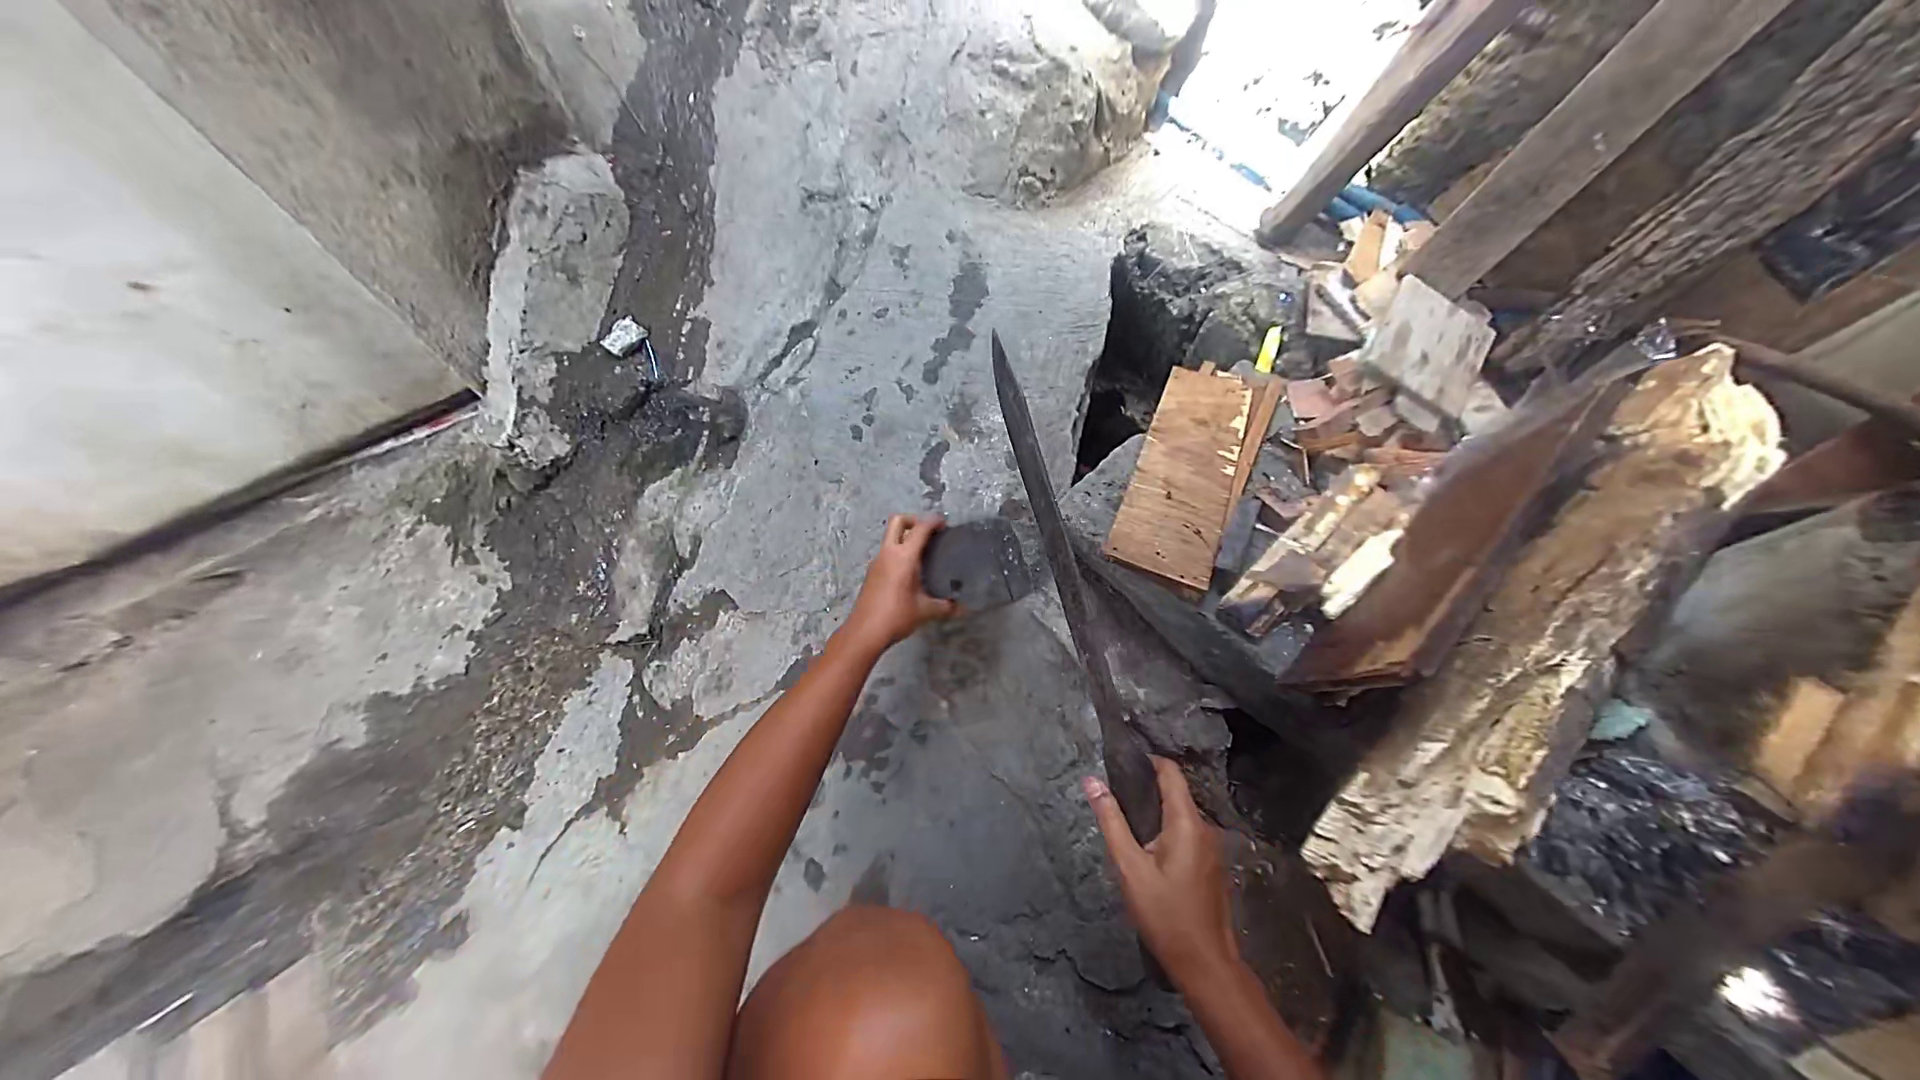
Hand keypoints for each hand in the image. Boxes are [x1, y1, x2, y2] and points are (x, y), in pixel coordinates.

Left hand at [841, 514, 957, 653]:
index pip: (920, 529)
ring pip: (890, 537)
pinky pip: (887, 552)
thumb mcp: (926, 611)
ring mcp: (877, 561)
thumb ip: (946, 606)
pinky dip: (899, 551)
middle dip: (914, 520)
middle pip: (898, 521)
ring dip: (906, 537)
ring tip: (923, 553)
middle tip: (929, 534)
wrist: (864, 632)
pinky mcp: (872, 572)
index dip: (934, 522)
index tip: (945, 524)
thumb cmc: (896, 616)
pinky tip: (910, 570)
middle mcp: (888, 553)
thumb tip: (963, 607)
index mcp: (903, 557)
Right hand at [1085, 757, 1238, 985]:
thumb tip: (1091, 781)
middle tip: (1115, 794)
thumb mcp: (1129, 867)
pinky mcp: (1212, 865)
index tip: (1122, 761)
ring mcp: (1212, 848)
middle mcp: (1205, 829)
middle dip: (1147, 788)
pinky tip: (1148, 849)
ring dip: (1156, 812)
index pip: (1171, 773)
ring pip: (1181, 815)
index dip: (1148, 760)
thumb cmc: (1165, 914)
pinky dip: (1167, 831)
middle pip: (1176, 792)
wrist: (1205, 964)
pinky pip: (1188, 834)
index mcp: (1187, 823)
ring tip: (1126, 820)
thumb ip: (1111, 821)